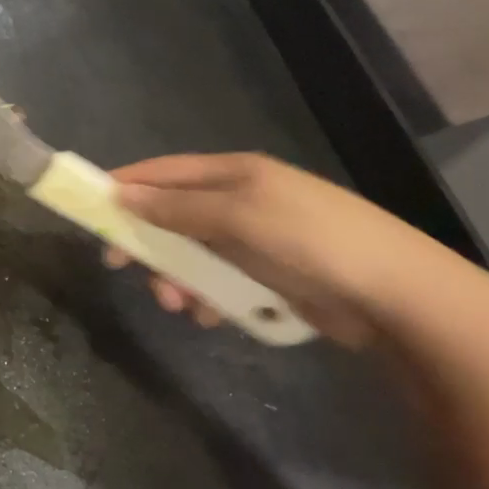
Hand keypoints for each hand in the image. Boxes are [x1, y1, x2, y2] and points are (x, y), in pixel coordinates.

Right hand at [103, 152, 463, 347]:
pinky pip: (219, 282)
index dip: (123, 186)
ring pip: (191, 254)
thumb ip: (175, 206)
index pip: (161, 172)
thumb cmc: (312, 241)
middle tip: (120, 267)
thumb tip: (119, 194)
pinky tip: (208, 315)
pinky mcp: (271, 276)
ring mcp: (257, 240)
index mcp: (234, 174)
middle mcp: (241, 201)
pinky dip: (206, 297)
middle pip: (170, 216)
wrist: (400, 298)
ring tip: (178, 304)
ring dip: (175, 278)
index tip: (88, 209)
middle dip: (146, 244)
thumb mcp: (236, 216)